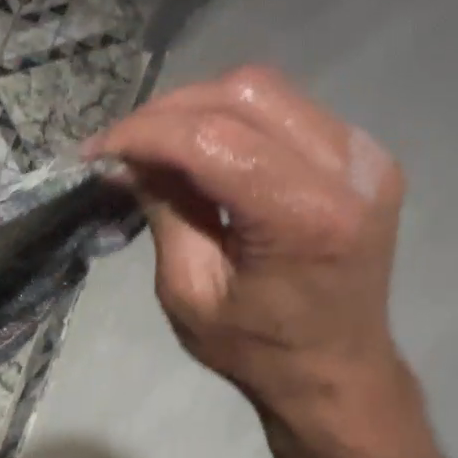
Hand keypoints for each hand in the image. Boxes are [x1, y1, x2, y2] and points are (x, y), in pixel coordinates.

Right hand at [85, 66, 407, 417]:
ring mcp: (364, 156)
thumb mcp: (187, 288)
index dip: (143, 134)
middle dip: (167, 112)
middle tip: (116, 147)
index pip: (213, 138)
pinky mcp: (361, 155)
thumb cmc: (252, 344)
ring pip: (267, 90)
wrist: (333, 367)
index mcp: (303, 215)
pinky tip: (194, 150)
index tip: (93, 154)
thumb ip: (166, 212)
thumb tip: (127, 162)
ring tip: (149, 145)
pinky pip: (285, 109)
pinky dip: (227, 118)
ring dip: (195, 108)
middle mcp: (347, 170)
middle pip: (246, 93)